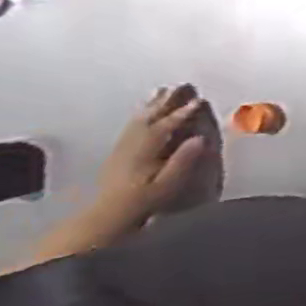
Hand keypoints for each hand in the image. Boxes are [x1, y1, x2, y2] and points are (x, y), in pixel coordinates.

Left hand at [97, 86, 211, 224]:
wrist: (105, 219)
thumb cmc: (143, 202)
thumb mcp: (168, 184)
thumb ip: (183, 161)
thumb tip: (200, 138)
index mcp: (145, 152)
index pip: (166, 126)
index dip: (182, 113)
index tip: (198, 100)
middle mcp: (131, 147)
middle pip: (149, 119)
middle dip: (165, 102)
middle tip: (179, 87)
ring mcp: (122, 150)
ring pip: (138, 122)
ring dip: (151, 106)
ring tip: (161, 93)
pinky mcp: (118, 156)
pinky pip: (131, 129)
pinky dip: (140, 117)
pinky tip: (143, 115)